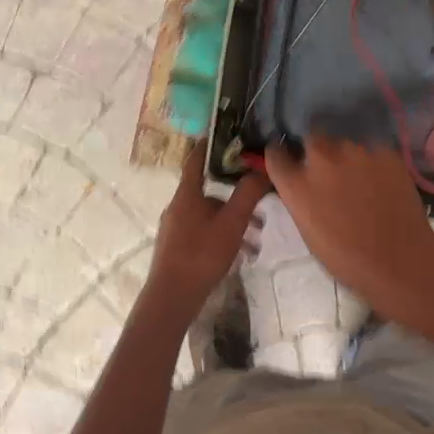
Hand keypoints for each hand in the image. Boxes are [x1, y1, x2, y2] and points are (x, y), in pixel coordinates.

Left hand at [144, 145, 267, 318]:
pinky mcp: (177, 249)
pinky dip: (223, 237)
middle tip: (260, 204)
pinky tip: (242, 255)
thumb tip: (262, 168)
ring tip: (257, 238)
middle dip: (236, 197)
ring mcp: (176, 229)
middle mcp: (178, 207)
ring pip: (210, 215)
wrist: (172, 299)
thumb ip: (248, 194)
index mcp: (187, 195)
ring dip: (234, 222)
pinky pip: (204, 233)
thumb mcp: (232, 222)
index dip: (209, 145)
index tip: (225, 135)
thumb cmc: (201, 254)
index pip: (196, 160)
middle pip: (210, 192)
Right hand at [264, 137, 433, 316]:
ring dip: (346, 156)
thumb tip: (304, 185)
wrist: (399, 260)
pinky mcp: (384, 152)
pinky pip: (372, 151)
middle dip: (316, 148)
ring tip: (359, 177)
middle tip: (328, 168)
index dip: (280, 154)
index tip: (286, 156)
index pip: (276, 154)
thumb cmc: (348, 259)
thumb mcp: (309, 232)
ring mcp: (356, 152)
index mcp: (298, 185)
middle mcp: (322, 160)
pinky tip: (381, 181)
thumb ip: (301, 199)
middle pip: (312, 138)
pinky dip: (372, 162)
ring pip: (345, 143)